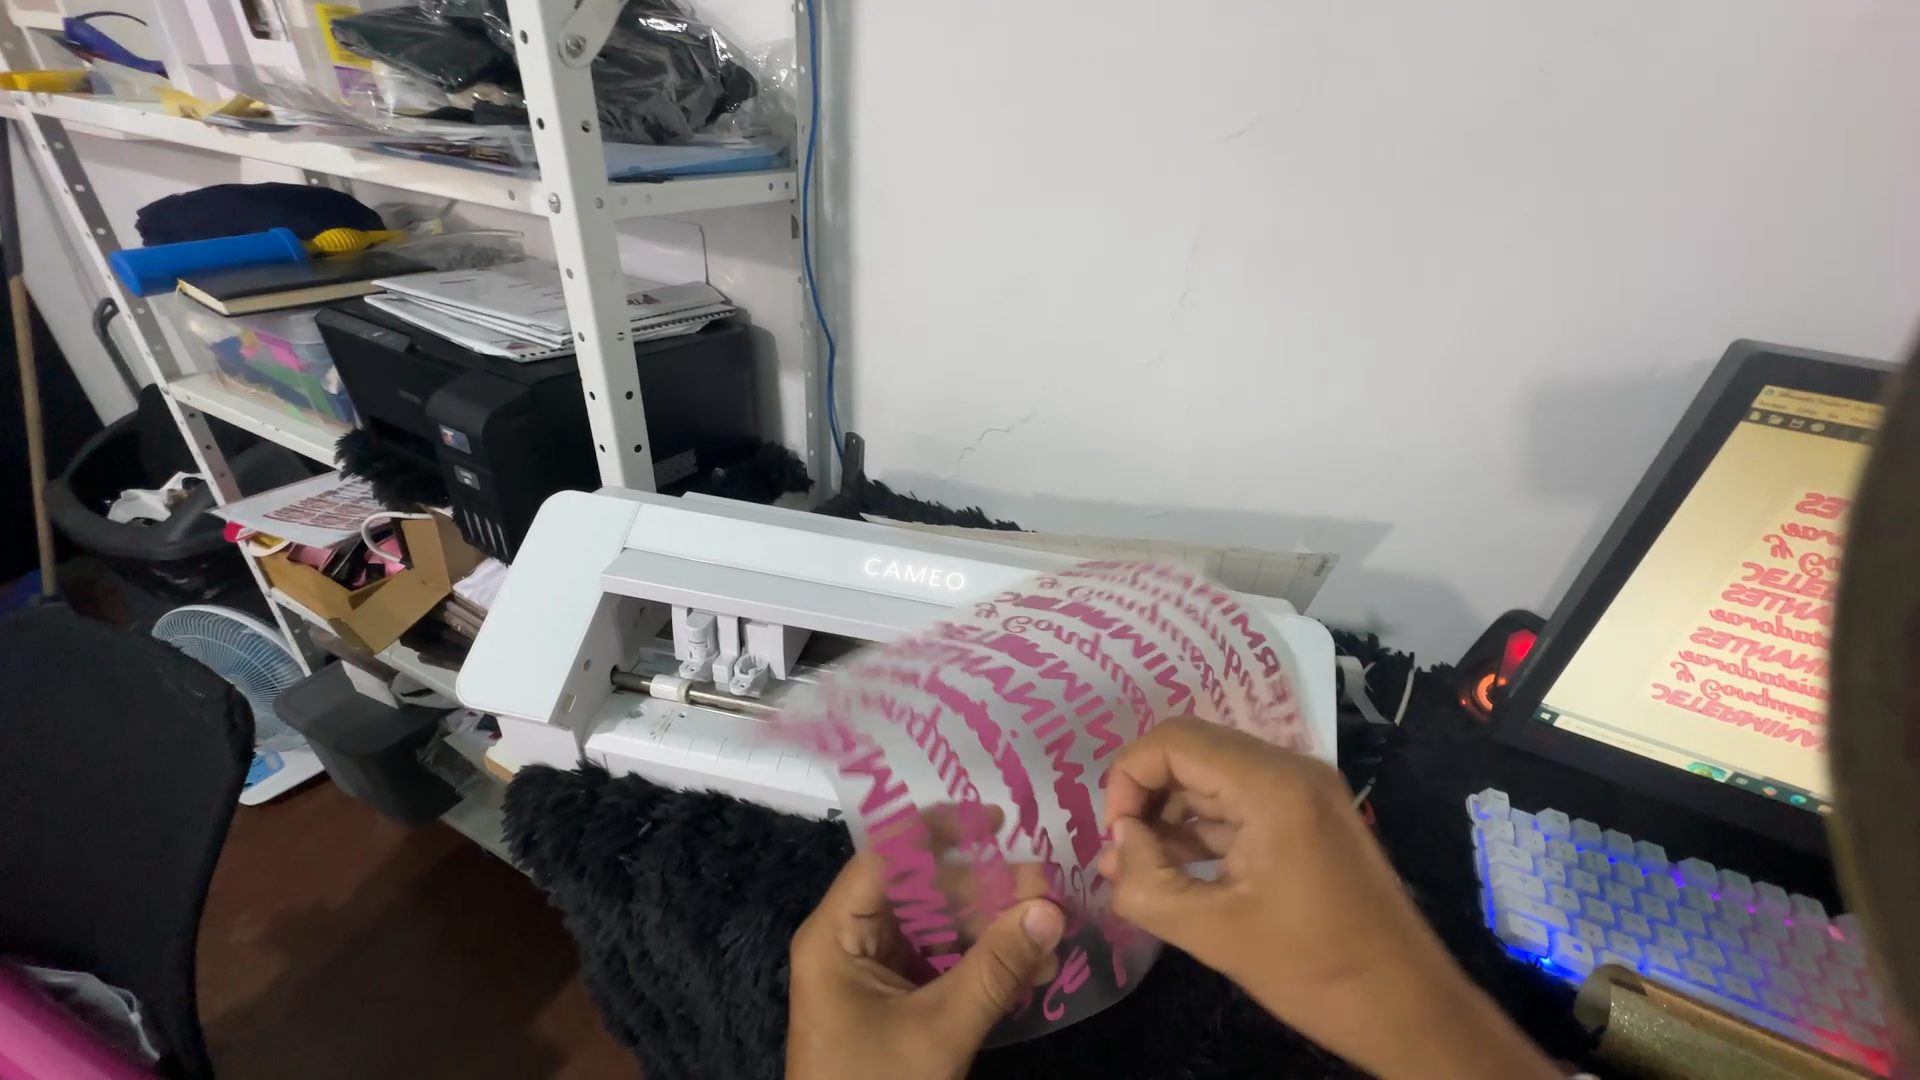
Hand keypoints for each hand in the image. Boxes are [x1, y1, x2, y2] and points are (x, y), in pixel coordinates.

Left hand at [786, 851, 1065, 1079]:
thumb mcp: (938, 1032)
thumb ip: (995, 968)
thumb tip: (1051, 907)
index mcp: (837, 932)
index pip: (887, 853)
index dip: (942, 828)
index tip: (998, 822)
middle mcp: (852, 938)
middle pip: (922, 889)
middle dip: (987, 891)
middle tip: (1045, 891)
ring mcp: (876, 969)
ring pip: (940, 926)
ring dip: (994, 929)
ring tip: (1050, 935)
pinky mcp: (898, 998)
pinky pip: (944, 961)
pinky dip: (984, 963)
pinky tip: (1032, 971)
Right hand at [1098, 717, 1557, 1079]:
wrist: (1415, 1013)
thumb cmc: (1317, 973)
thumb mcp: (1215, 932)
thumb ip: (1145, 882)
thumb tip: (1114, 846)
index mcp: (1271, 785)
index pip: (1173, 741)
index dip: (1128, 777)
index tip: (1116, 836)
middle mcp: (1289, 768)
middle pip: (1190, 749)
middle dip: (1145, 794)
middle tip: (1122, 849)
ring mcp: (1302, 788)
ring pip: (1209, 772)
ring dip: (1169, 811)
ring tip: (1137, 865)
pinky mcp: (1306, 812)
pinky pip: (1235, 797)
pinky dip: (1200, 824)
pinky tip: (1174, 865)